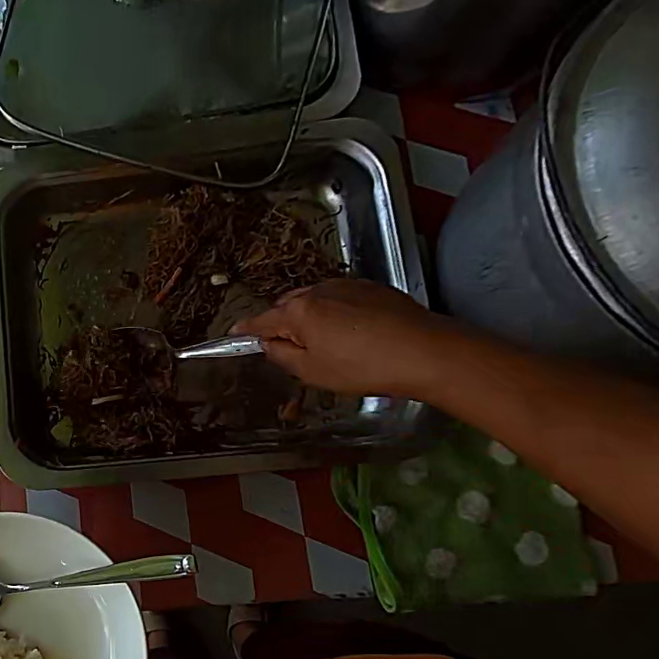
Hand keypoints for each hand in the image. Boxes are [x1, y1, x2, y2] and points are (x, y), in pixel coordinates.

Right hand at [233, 279, 449, 396]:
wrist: (422, 351)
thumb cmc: (363, 367)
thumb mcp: (312, 372)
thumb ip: (282, 355)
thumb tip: (269, 343)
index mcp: (299, 311)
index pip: (262, 320)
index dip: (246, 329)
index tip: (235, 333)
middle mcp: (319, 290)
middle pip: (287, 305)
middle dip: (280, 323)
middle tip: (286, 348)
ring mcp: (346, 285)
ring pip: (313, 299)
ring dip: (307, 316)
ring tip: (319, 342)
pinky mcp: (370, 287)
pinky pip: (338, 298)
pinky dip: (332, 312)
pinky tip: (347, 334)